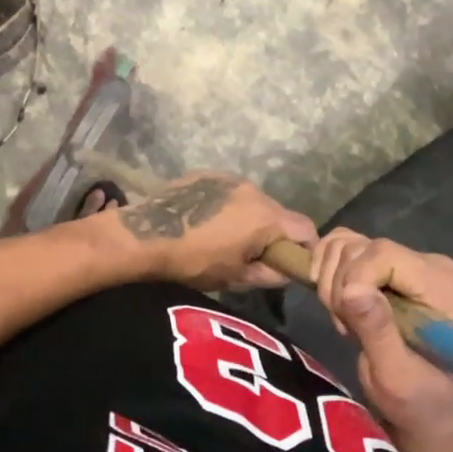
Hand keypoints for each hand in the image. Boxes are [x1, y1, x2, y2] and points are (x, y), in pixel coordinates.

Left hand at [113, 174, 316, 290]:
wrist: (146, 235)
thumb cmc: (195, 261)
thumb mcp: (239, 278)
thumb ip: (272, 274)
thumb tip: (288, 270)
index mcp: (266, 216)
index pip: (306, 228)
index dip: (306, 248)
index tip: (293, 263)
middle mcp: (253, 189)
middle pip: (279, 213)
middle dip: (275, 233)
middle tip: (256, 255)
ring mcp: (228, 178)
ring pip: (253, 200)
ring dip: (250, 218)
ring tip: (228, 238)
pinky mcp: (206, 173)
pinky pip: (229, 191)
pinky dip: (227, 205)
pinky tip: (207, 221)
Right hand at [311, 228, 452, 439]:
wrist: (426, 414)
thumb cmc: (418, 402)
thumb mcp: (397, 377)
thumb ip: (378, 331)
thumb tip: (352, 290)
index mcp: (445, 288)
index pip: (385, 254)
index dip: (354, 277)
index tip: (344, 315)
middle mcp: (432, 266)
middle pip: (363, 247)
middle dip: (340, 284)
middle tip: (343, 325)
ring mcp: (409, 262)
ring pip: (348, 243)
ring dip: (331, 279)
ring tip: (343, 318)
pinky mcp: (389, 265)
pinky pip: (345, 245)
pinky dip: (328, 268)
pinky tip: (336, 300)